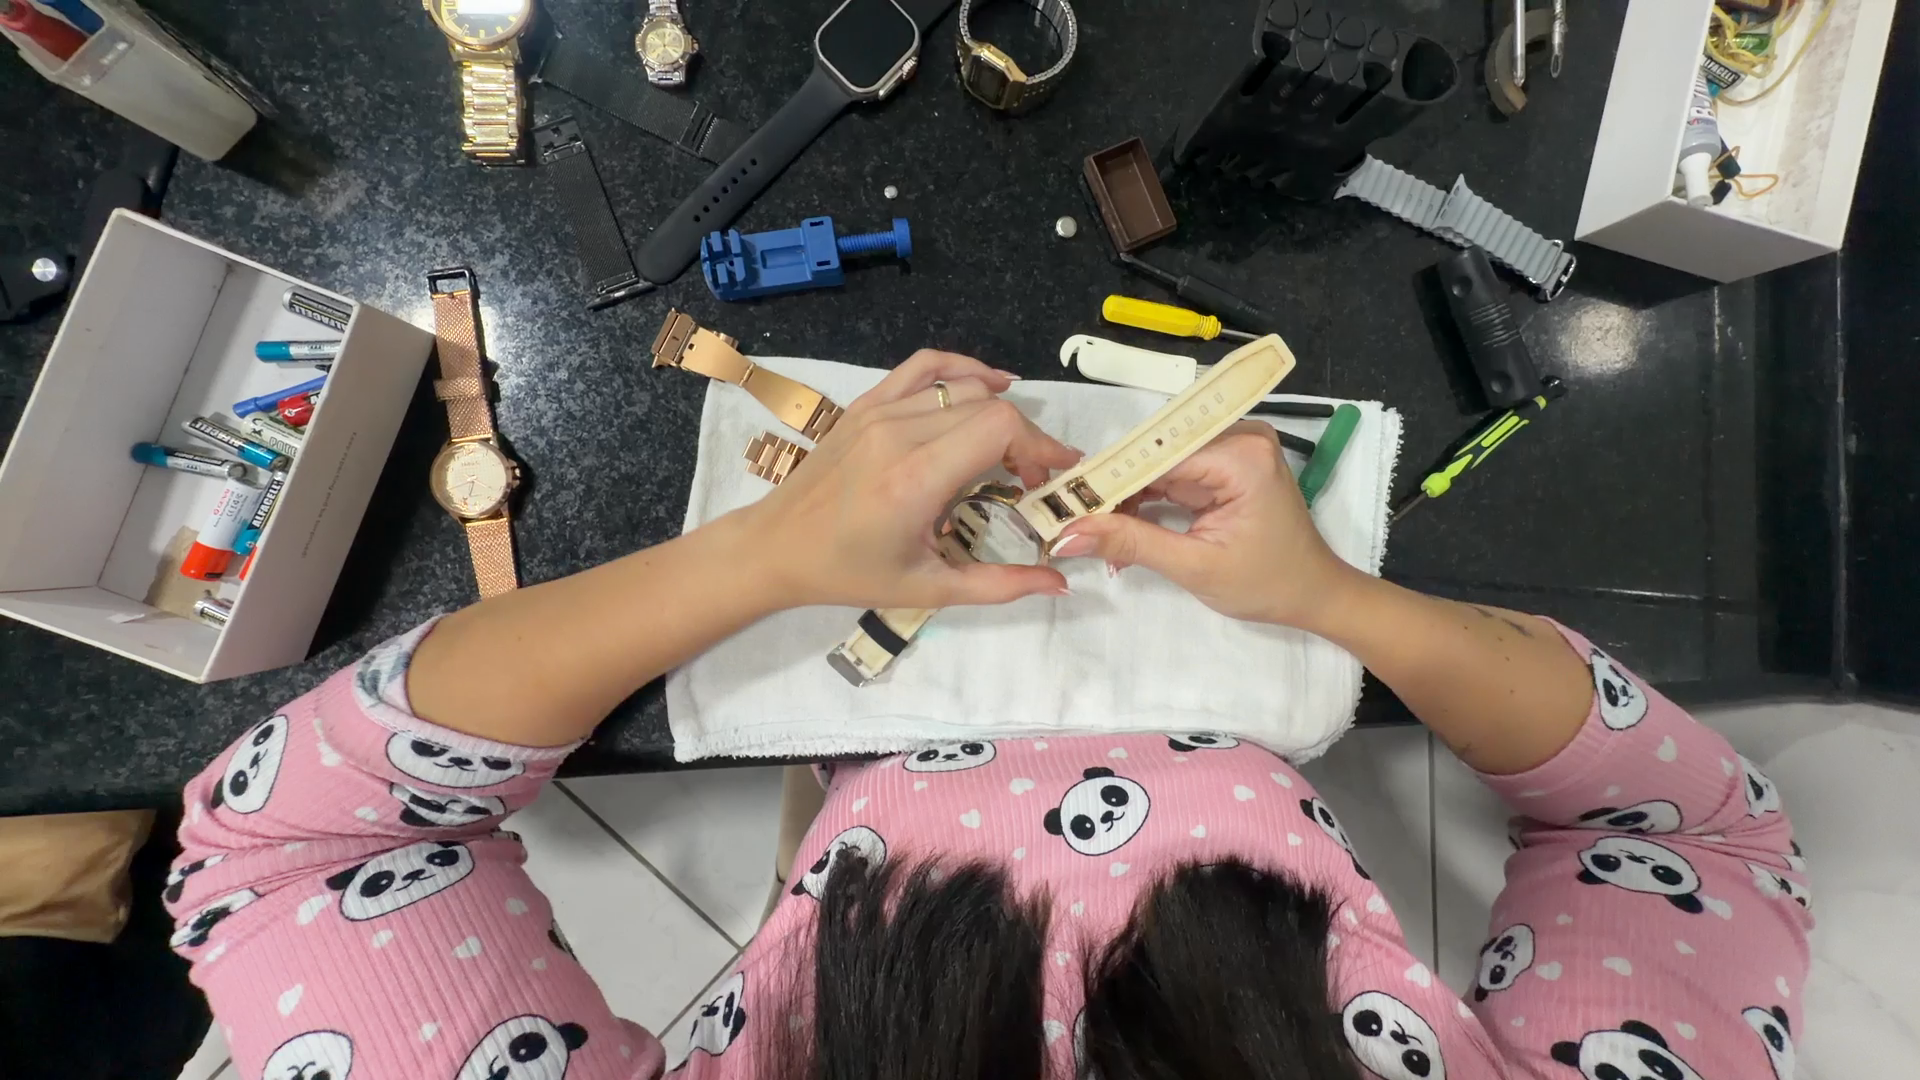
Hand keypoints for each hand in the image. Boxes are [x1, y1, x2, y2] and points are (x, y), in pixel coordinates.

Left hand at [737, 350, 1081, 610]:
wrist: (777, 547)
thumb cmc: (850, 574)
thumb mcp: (928, 590)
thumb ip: (998, 585)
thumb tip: (1060, 582)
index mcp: (916, 479)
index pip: (1000, 428)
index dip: (1041, 445)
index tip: (1056, 473)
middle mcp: (899, 433)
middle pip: (989, 407)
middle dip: (1025, 439)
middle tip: (1031, 478)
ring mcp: (878, 411)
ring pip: (962, 388)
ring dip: (999, 412)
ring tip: (1011, 449)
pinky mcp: (865, 404)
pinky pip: (923, 367)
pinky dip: (962, 368)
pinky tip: (986, 384)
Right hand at [1047, 421, 1360, 628]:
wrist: (1312, 593)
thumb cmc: (1266, 584)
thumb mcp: (1194, 567)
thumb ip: (1131, 544)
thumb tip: (1068, 535)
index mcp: (1240, 454)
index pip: (1155, 456)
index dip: (1107, 480)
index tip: (1063, 504)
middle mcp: (1237, 437)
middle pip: (1154, 454)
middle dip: (1114, 490)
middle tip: (1071, 520)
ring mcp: (1232, 448)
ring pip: (1157, 464)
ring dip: (1125, 497)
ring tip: (1091, 529)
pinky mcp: (1225, 463)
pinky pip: (1171, 473)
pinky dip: (1145, 500)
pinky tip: (1119, 526)